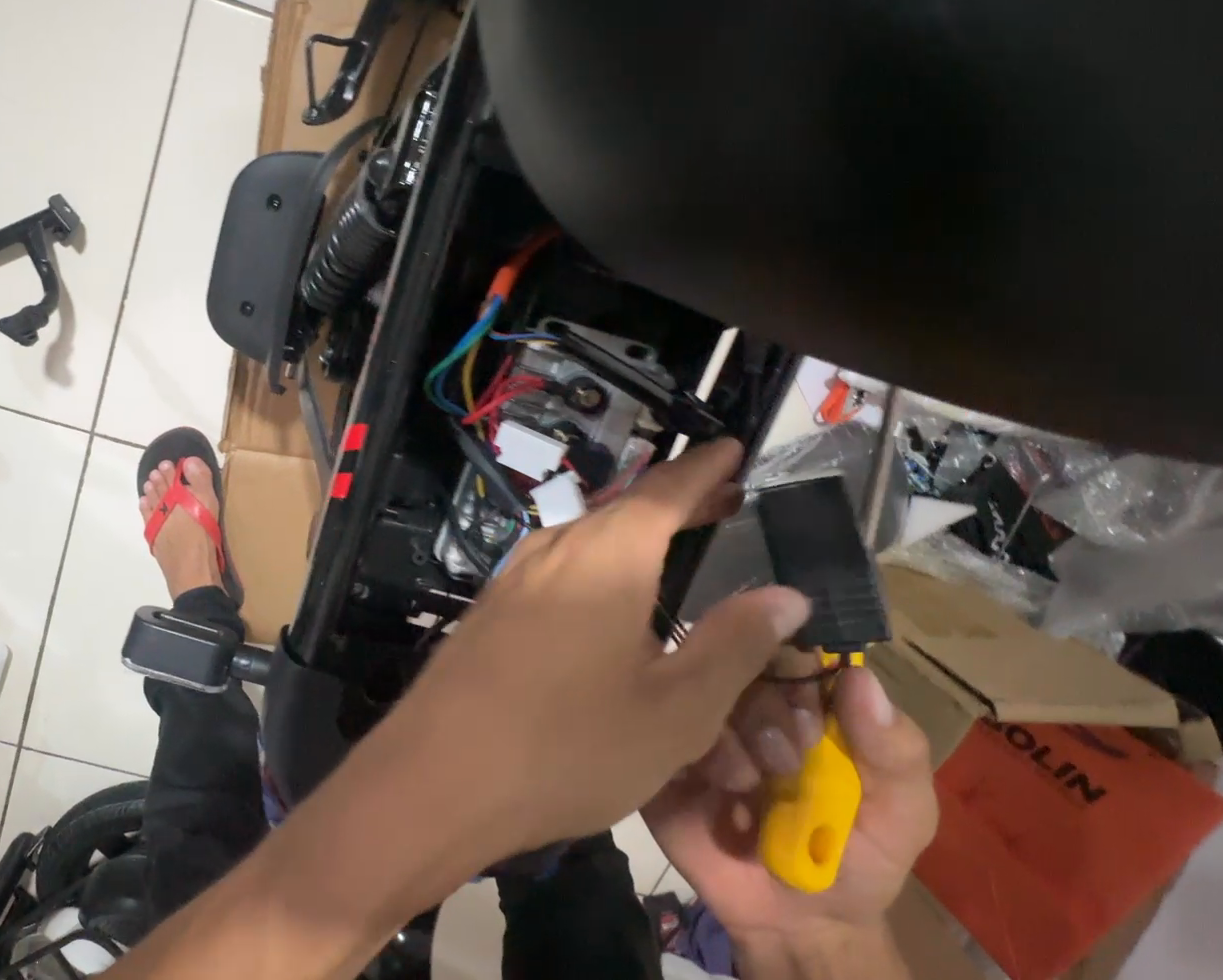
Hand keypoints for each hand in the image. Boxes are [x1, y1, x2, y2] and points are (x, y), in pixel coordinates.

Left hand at [373, 438, 814, 861]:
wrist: (437, 775)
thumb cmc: (568, 746)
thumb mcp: (675, 710)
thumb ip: (733, 644)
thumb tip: (786, 593)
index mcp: (606, 557)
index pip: (665, 491)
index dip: (703, 469)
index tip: (731, 448)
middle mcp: (553, 550)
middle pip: (622, 510)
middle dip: (674, 501)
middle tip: (722, 499)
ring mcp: (512, 578)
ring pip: (583, 538)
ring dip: (632, 535)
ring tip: (673, 544)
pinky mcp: (489, 609)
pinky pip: (555, 569)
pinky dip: (595, 564)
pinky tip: (605, 599)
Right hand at [641, 660, 937, 964]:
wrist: (791, 925)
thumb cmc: (852, 861)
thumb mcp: (901, 815)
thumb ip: (897, 752)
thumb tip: (861, 676)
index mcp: (796, 699)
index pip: (782, 643)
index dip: (794, 665)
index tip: (812, 717)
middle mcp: (739, 700)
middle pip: (731, 658)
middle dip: (763, 707)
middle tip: (787, 763)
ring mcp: (692, 723)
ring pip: (692, 689)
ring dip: (727, 735)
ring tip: (748, 785)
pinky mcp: (656, 755)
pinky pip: (656, 728)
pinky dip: (688, 752)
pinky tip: (714, 791)